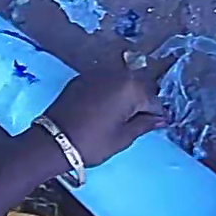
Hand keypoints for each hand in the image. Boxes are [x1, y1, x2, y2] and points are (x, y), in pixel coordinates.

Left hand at [40, 69, 164, 166]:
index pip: (154, 100)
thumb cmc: (93, 142)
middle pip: (139, 85)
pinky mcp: (83, 77)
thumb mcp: (123, 137)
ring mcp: (98, 73)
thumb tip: (162, 119)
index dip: (154, 115)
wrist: (53, 141)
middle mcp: (117, 74)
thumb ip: (145, 124)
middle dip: (141, 102)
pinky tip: (103, 108)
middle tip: (135, 122)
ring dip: (125, 95)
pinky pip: (105, 81)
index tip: (151, 126)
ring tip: (118, 115)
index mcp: (131, 88)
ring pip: (122, 81)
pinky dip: (109, 91)